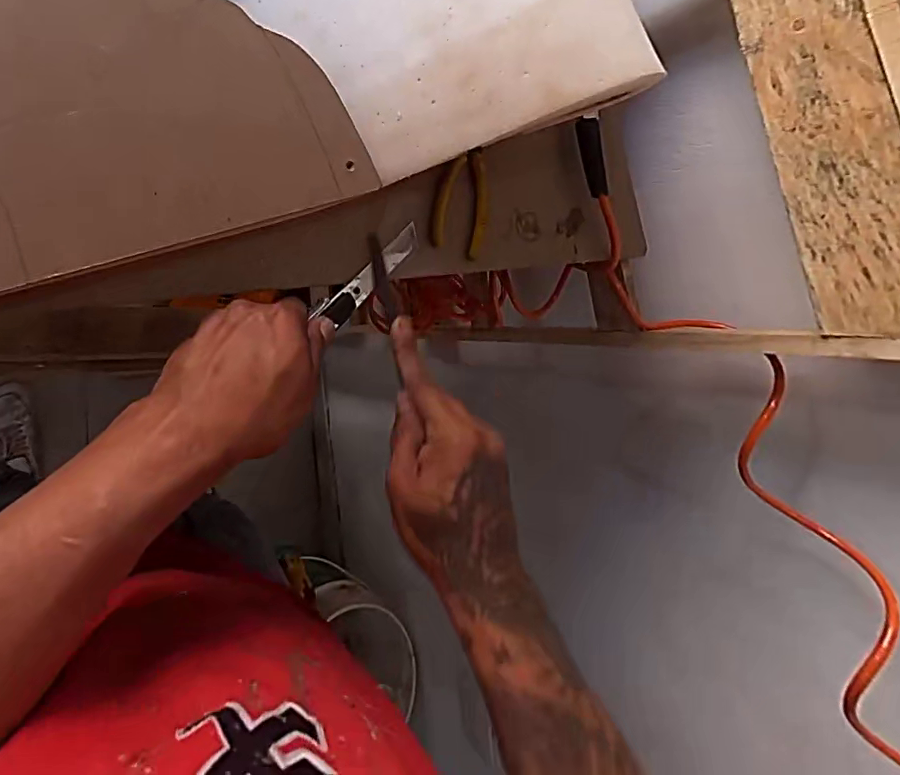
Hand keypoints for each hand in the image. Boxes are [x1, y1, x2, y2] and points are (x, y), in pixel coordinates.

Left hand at [137, 299, 331, 468]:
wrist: (191, 430)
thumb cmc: (244, 416)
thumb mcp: (303, 392)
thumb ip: (315, 352)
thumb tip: (319, 335)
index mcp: (281, 320)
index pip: (299, 311)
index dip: (302, 334)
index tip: (302, 349)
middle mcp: (246, 314)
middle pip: (266, 320)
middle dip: (270, 343)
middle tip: (274, 378)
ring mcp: (216, 326)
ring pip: (238, 333)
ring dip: (242, 352)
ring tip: (245, 390)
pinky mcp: (192, 340)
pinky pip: (214, 346)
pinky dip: (218, 362)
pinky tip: (222, 390)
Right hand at [386, 316, 526, 601]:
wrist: (484, 575)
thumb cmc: (434, 535)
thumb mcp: (401, 486)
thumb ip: (403, 436)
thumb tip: (406, 402)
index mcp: (453, 437)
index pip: (423, 387)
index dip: (407, 354)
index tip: (401, 324)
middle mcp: (479, 432)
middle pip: (438, 402)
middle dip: (417, 410)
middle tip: (405, 454)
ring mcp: (494, 445)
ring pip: (450, 418)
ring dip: (432, 431)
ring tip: (424, 476)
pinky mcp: (498, 459)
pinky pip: (464, 433)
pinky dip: (446, 441)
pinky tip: (440, 475)